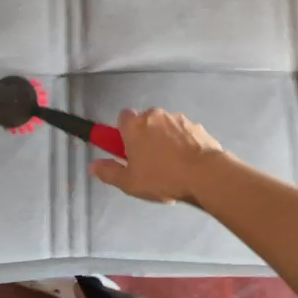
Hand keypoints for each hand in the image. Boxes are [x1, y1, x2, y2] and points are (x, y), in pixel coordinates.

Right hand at [88, 108, 227, 204]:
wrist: (205, 174)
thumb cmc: (162, 177)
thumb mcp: (130, 182)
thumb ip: (109, 172)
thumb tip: (92, 166)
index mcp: (134, 125)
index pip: (122, 117)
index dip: (123, 133)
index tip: (128, 150)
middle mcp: (154, 115)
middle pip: (144, 121)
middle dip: (145, 136)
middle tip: (148, 161)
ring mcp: (177, 118)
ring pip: (165, 127)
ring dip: (165, 139)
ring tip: (171, 166)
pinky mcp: (196, 125)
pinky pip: (183, 133)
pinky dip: (183, 143)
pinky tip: (187, 163)